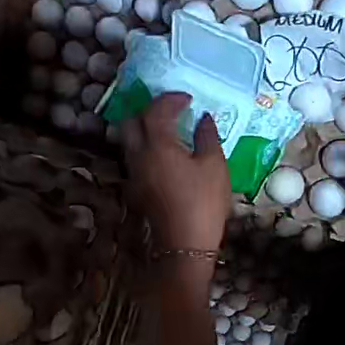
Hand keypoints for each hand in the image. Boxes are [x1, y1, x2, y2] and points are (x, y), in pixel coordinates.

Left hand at [122, 92, 231, 257]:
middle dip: (149, 111)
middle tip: (171, 110)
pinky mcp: (135, 189)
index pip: (155, 111)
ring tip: (168, 129)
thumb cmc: (203, 202)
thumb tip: (203, 118)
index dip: (170, 100)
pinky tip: (165, 154)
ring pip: (129, 141)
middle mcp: (138, 156)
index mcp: (157, 145)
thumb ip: (207, 136)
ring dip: (145, 129)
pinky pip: (134, 158)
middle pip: (132, 122)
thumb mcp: (214, 166)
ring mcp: (133, 173)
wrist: (184, 245)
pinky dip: (146, 147)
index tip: (187, 99)